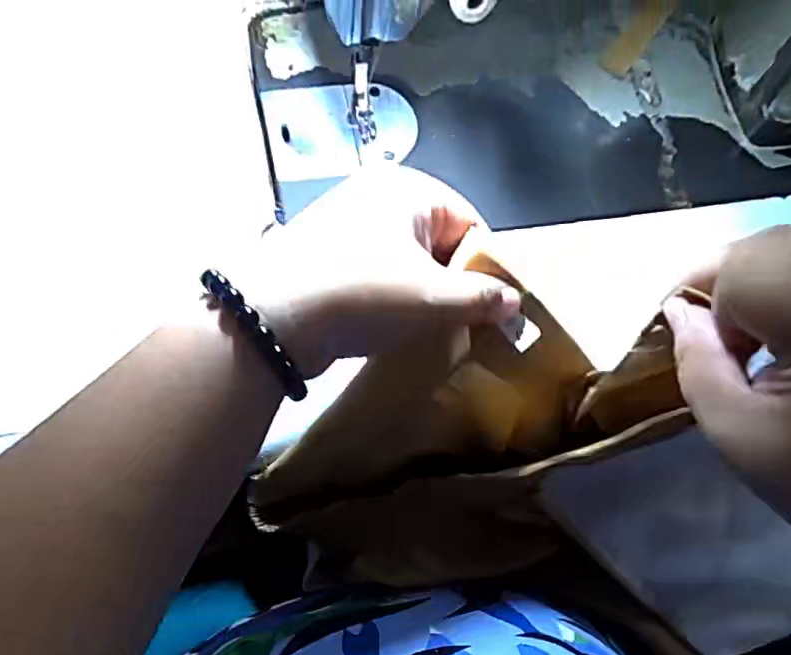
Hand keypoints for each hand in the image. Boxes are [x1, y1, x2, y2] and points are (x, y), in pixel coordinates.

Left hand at [233, 166, 520, 376]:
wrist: (276, 319)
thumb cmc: (362, 295)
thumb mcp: (431, 299)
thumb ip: (479, 299)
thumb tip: (514, 303)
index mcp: (408, 188)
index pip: (469, 222)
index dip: (485, 267)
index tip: (490, 309)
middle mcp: (377, 196)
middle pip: (439, 242)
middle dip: (454, 285)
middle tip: (461, 325)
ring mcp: (348, 224)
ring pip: (409, 262)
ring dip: (424, 297)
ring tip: (427, 330)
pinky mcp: (329, 256)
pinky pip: (379, 274)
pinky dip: (393, 299)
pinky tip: (392, 327)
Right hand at [662, 226, 790, 548]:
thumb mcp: (734, 432)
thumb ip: (697, 363)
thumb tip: (679, 309)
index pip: (749, 265)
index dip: (705, 297)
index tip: (696, 345)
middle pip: (782, 243)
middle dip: (734, 285)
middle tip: (724, 345)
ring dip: (770, 285)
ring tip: (763, 346)